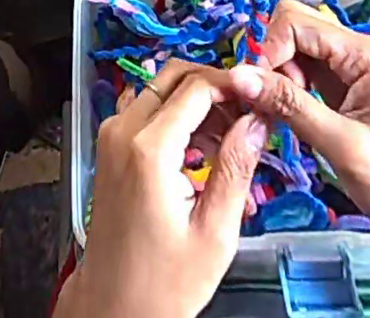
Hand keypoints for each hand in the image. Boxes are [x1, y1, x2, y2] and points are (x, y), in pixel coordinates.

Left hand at [59, 62, 265, 317]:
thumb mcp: (213, 235)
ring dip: (195, 98)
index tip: (259, 99)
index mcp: (149, 148)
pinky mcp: (110, 141)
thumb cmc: (163, 284)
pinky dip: (174, 111)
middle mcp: (123, 128)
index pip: (196, 86)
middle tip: (245, 116)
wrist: (109, 305)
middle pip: (174, 75)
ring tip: (227, 140)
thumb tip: (257, 120)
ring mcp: (111, 131)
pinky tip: (199, 146)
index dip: (232, 85)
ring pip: (159, 86)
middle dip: (214, 86)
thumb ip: (236, 169)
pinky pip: (145, 105)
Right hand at [227, 0, 369, 270]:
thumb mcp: (344, 147)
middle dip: (271, 57)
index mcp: (365, 53)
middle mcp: (357, 52)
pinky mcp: (344, 92)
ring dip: (277, 75)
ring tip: (277, 114)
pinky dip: (287, 89)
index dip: (269, 48)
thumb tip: (237, 74)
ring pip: (295, 50)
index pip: (296, 22)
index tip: (255, 89)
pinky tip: (286, 116)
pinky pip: (304, 73)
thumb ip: (289, 105)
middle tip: (267, 100)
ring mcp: (351, 71)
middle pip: (294, 28)